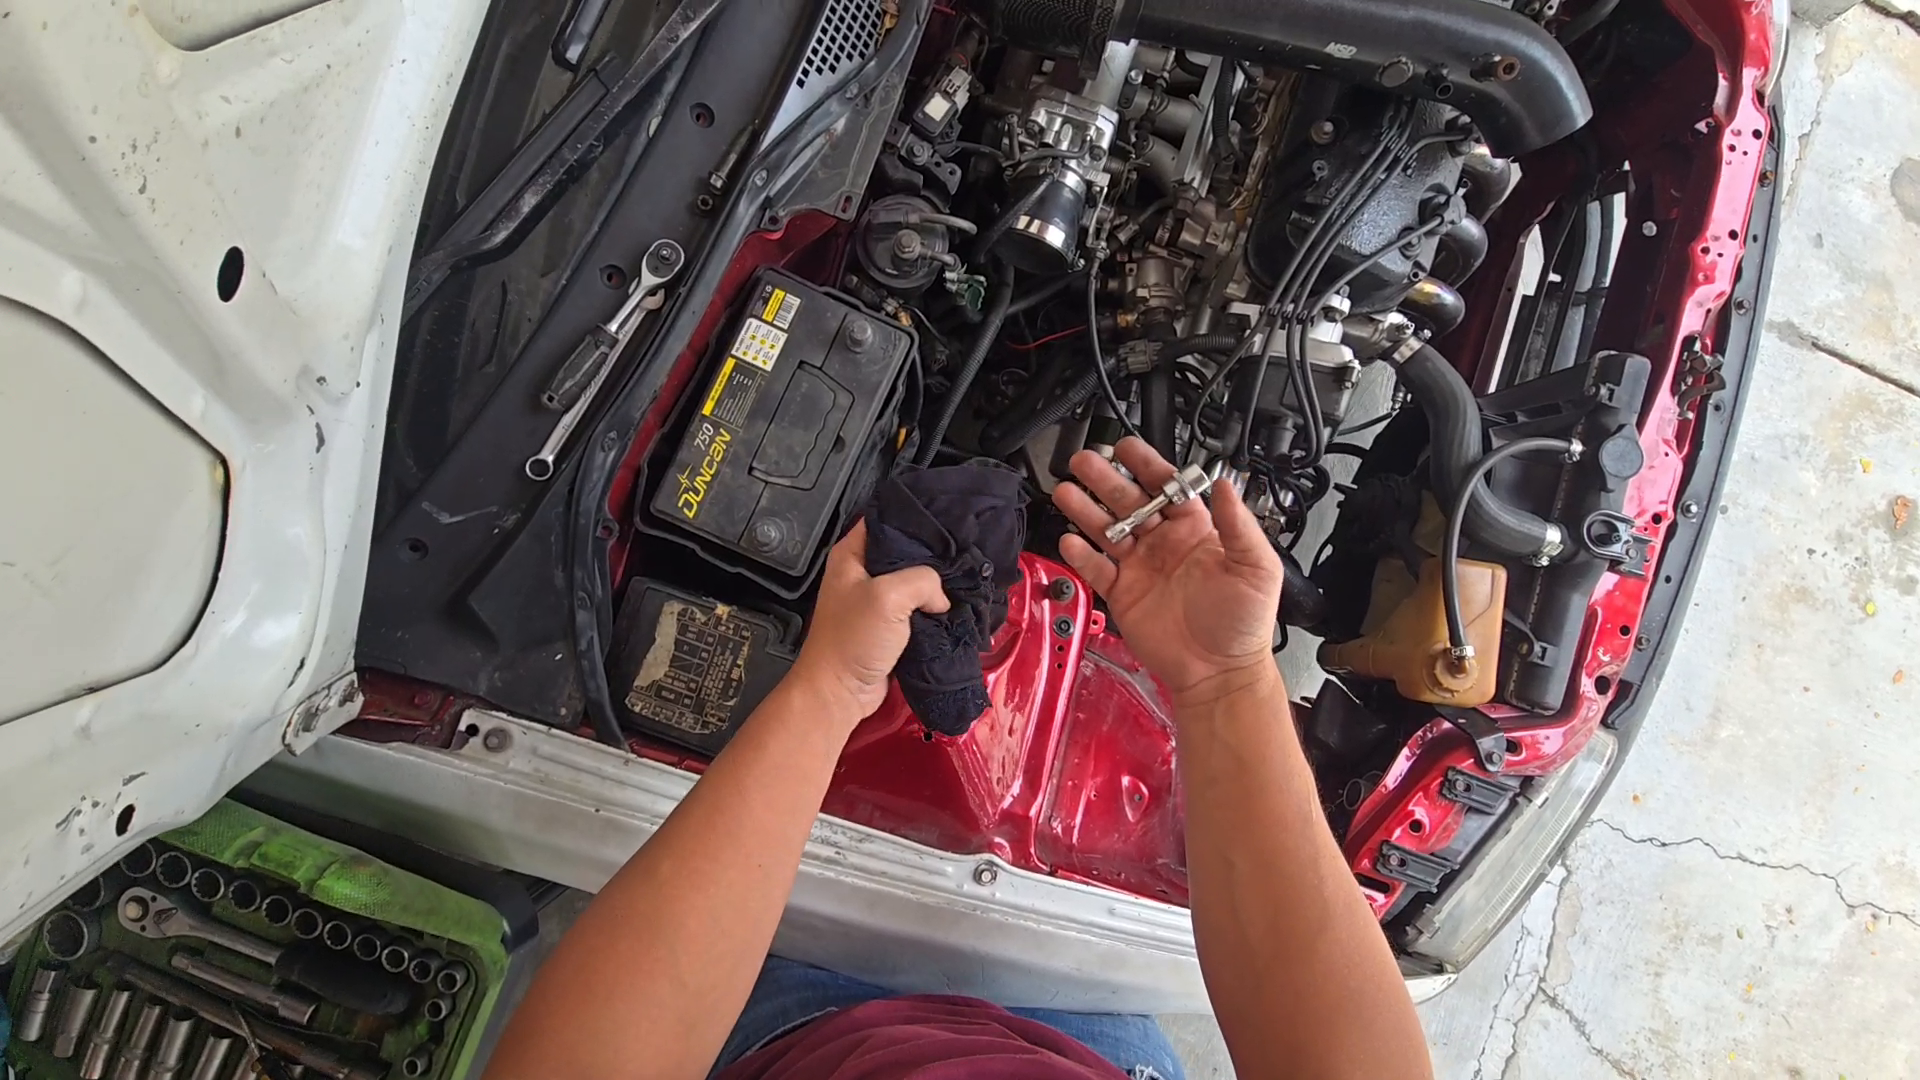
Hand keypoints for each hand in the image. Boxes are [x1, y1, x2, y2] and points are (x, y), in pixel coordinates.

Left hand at [791, 520, 950, 723]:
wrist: (840, 692)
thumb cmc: (853, 640)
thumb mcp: (890, 596)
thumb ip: (924, 581)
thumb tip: (941, 599)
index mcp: (852, 553)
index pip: (887, 518)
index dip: (915, 516)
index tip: (946, 517)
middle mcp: (862, 570)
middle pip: (905, 549)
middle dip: (932, 554)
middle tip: (962, 551)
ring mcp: (875, 598)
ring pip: (913, 580)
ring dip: (935, 585)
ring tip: (962, 578)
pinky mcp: (888, 623)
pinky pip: (916, 607)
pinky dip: (932, 608)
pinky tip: (952, 606)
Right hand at [1052, 438, 1283, 706]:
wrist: (1218, 671)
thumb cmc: (1242, 623)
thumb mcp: (1255, 567)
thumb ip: (1238, 524)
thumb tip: (1225, 484)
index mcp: (1194, 530)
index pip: (1166, 488)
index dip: (1146, 465)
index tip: (1127, 448)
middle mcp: (1162, 543)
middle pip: (1128, 502)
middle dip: (1105, 479)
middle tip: (1085, 461)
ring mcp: (1138, 567)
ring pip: (1106, 529)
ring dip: (1085, 509)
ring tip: (1066, 491)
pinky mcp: (1120, 593)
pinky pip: (1096, 569)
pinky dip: (1081, 555)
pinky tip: (1070, 539)